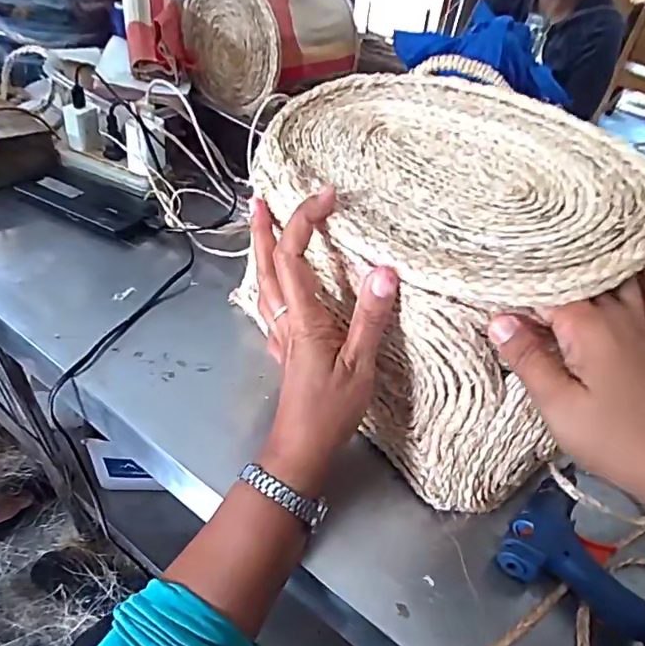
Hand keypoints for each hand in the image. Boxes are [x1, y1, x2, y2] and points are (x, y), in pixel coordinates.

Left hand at [249, 187, 397, 498]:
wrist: (301, 447)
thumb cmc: (330, 411)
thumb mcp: (359, 366)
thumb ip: (370, 319)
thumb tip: (384, 271)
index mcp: (303, 319)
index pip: (294, 258)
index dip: (304, 222)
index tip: (326, 197)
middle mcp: (285, 322)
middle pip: (266, 267)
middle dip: (263, 230)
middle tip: (261, 200)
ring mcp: (281, 337)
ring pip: (263, 286)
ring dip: (261, 254)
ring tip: (262, 231)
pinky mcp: (285, 351)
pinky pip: (270, 308)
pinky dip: (269, 285)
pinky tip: (275, 289)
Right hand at [488, 273, 644, 509]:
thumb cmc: (610, 437)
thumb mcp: (557, 403)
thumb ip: (527, 358)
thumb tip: (498, 320)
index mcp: (587, 325)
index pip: (544, 292)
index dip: (516, 295)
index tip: (492, 305)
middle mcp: (616, 313)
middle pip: (577, 281)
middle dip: (545, 284)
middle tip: (514, 300)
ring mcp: (641, 324)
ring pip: (615, 279)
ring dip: (586, 276)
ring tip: (558, 282)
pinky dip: (641, 283)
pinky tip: (628, 280)